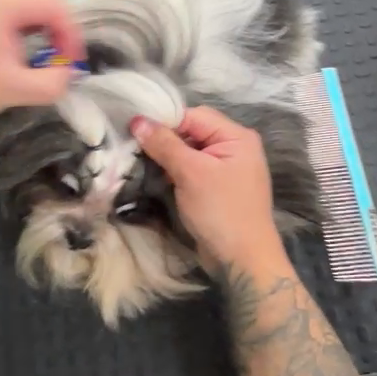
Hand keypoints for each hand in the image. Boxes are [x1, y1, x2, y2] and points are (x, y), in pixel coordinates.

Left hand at [0, 0, 85, 127]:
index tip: (72, 65)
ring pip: (23, 15)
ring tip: (35, 69)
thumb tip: (69, 75)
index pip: (55, 7)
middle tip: (57, 68)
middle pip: (39, 8)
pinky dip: (17, 40)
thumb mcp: (14, 90)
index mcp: (2, 4)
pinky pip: (4, 21)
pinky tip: (11, 65)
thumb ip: (52, 83)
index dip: (71, 36)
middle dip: (55, 38)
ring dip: (36, 40)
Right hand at [132, 107, 289, 272]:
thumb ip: (164, 144)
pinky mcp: (217, 189)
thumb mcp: (190, 173)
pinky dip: (175, 173)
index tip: (134, 132)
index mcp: (236, 136)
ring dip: (167, 158)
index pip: (194, 116)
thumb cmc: (220, 211)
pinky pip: (193, 171)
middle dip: (164, 140)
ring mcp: (227, 170)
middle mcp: (234, 148)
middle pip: (192, 132)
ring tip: (140, 164)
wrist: (243, 259)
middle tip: (134, 149)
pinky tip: (157, 179)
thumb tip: (137, 120)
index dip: (165, 121)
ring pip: (189, 153)